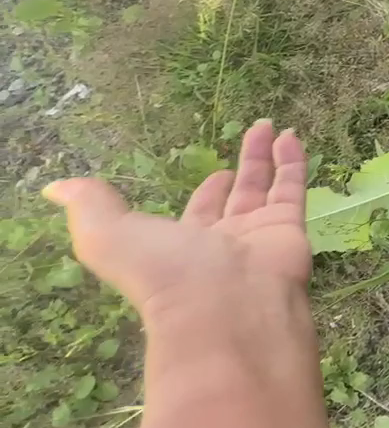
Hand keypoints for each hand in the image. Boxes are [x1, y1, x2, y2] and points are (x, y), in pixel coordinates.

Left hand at [42, 119, 311, 322]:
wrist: (222, 300)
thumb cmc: (160, 268)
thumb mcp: (106, 236)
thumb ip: (91, 206)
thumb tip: (57, 186)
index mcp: (182, 242)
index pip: (200, 211)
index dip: (208, 192)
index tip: (218, 174)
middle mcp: (224, 235)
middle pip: (239, 192)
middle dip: (246, 164)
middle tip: (256, 135)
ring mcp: (259, 228)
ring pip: (266, 184)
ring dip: (269, 155)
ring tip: (273, 127)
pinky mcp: (289, 222)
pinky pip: (291, 186)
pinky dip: (293, 161)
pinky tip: (290, 137)